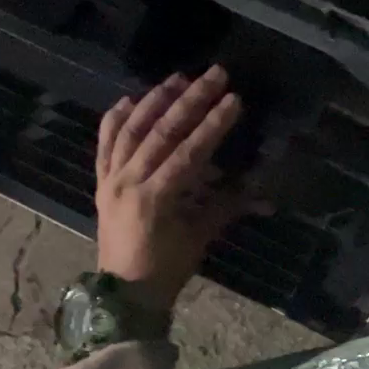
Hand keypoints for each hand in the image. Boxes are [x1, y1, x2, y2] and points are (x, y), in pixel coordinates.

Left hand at [95, 67, 243, 313]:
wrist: (123, 293)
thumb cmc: (167, 268)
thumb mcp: (200, 237)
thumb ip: (229, 207)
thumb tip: (267, 194)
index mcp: (157, 197)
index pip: (190, 151)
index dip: (214, 124)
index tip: (233, 99)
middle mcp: (129, 181)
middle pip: (162, 132)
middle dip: (191, 100)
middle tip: (214, 75)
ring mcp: (111, 179)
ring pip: (132, 130)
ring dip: (156, 100)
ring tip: (178, 78)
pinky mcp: (101, 181)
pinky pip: (106, 144)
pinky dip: (116, 119)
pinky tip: (131, 99)